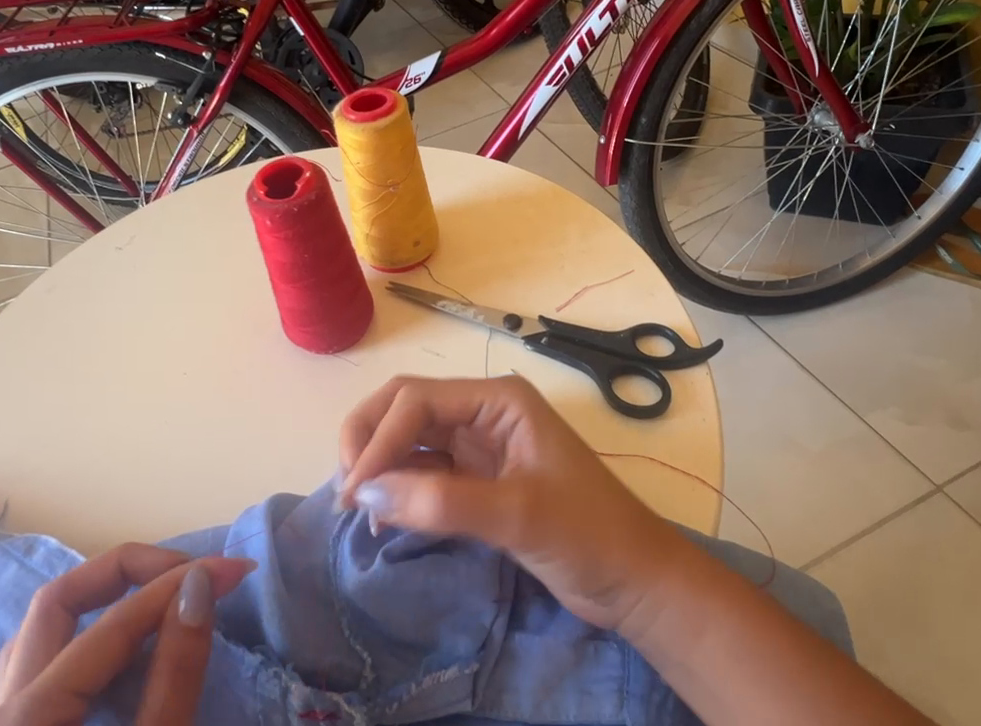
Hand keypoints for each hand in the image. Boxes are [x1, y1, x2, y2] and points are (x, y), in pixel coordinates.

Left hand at [0, 543, 253, 724]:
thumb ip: (173, 675)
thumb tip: (198, 584)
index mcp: (28, 714)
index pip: (114, 621)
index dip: (177, 583)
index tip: (235, 568)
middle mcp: (1, 710)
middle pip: (58, 601)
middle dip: (129, 571)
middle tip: (190, 574)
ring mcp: (4, 723)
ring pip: (42, 631)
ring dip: (102, 601)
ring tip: (161, 601)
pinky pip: (45, 663)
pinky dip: (89, 637)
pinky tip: (127, 649)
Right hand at [336, 375, 692, 632]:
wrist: (634, 580)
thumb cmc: (588, 534)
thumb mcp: (517, 515)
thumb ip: (442, 502)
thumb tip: (365, 493)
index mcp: (497, 400)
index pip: (417, 401)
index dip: (379, 439)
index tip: (355, 492)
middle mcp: (482, 413)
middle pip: (405, 409)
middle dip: (370, 441)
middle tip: (346, 490)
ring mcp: (477, 446)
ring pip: (409, 440)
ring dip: (380, 466)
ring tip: (358, 508)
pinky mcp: (475, 480)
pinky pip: (423, 472)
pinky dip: (398, 488)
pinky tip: (383, 515)